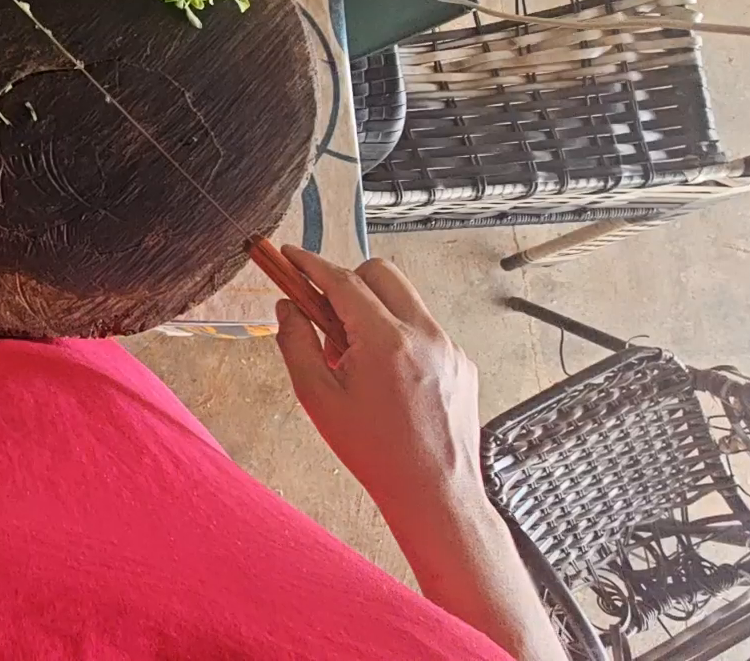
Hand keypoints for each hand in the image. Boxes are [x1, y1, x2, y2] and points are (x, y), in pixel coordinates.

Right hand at [272, 247, 485, 519]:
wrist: (435, 493)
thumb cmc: (373, 449)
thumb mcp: (315, 394)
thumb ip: (295, 341)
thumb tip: (288, 306)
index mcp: (386, 341)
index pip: (342, 280)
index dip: (310, 264)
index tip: (289, 256)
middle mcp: (425, 336)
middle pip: (380, 272)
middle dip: (346, 278)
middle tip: (321, 306)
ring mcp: (449, 348)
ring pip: (403, 297)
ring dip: (370, 305)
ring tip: (350, 350)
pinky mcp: (461, 363)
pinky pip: (421, 325)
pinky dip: (393, 330)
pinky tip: (378, 370)